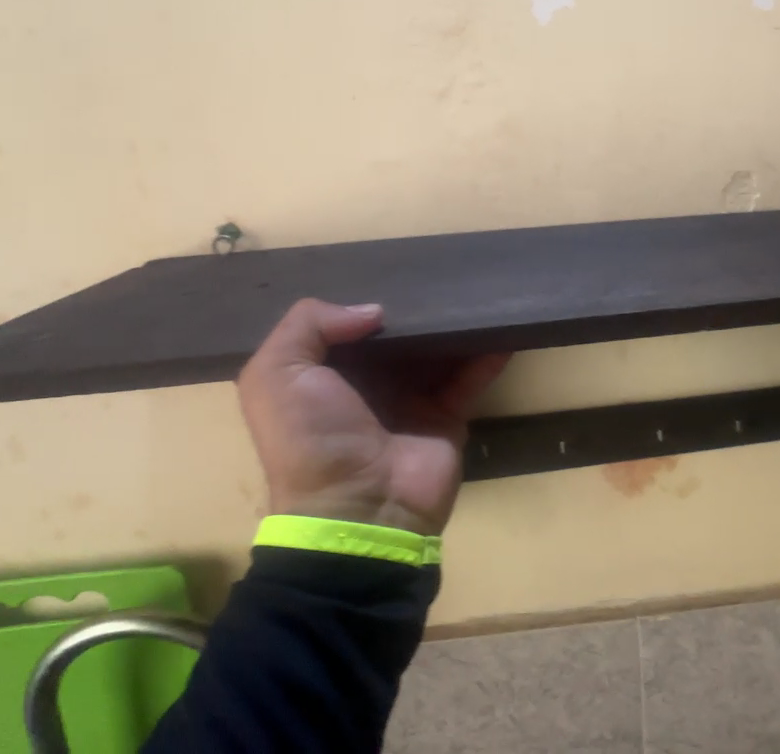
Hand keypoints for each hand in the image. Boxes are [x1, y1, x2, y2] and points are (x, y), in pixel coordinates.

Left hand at [237, 299, 508, 535]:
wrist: (360, 508)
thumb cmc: (312, 438)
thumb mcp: (277, 374)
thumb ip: (308, 324)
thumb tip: (374, 311)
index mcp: (321, 376)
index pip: (344, 327)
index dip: (362, 300)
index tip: (389, 270)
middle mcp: (365, 386)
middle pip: (395, 336)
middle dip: (415, 307)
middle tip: (441, 272)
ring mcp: (410, 401)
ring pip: (436, 351)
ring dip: (454, 324)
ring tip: (476, 289)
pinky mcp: (447, 416)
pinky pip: (470, 377)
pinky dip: (487, 353)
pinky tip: (502, 326)